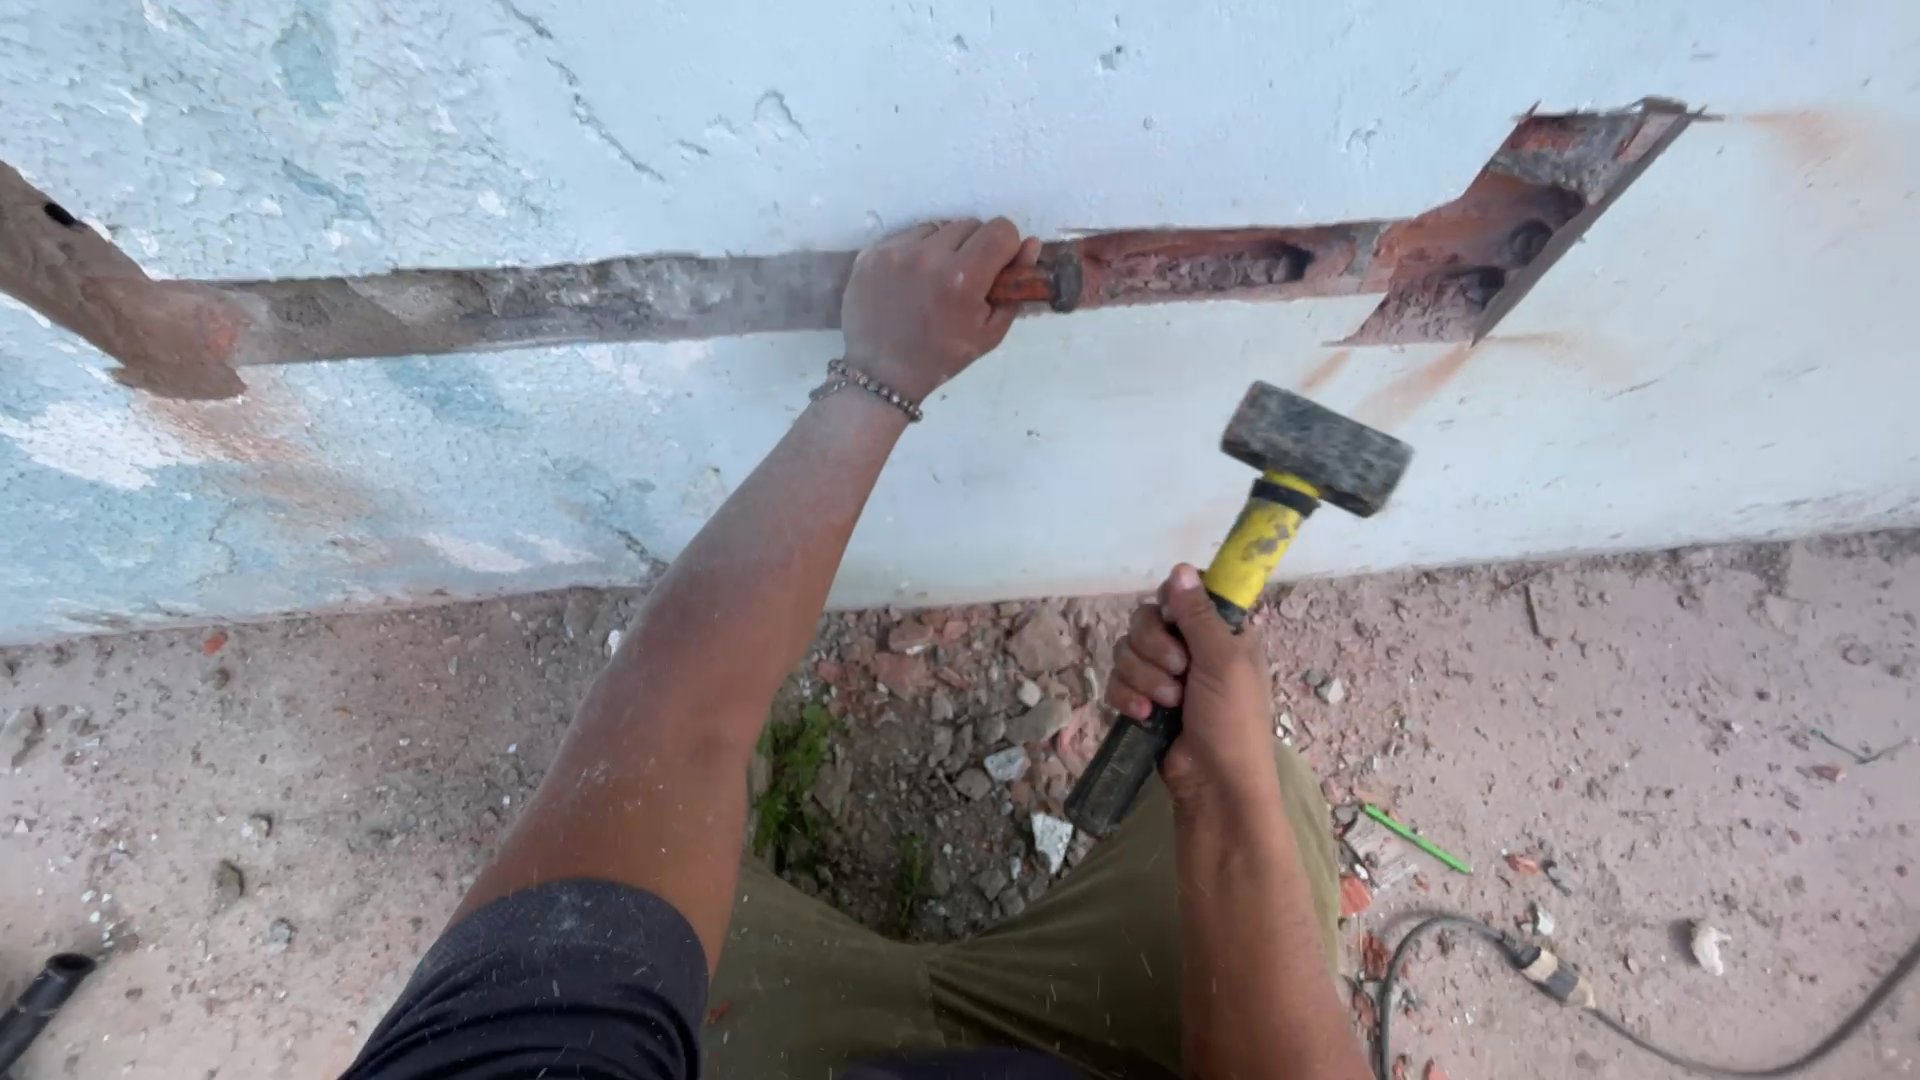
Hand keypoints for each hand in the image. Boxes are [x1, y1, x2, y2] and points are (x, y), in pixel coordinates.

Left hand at [839, 218, 1040, 401]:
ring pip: (936, 228)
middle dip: (974, 248)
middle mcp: (928, 256)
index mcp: (962, 278)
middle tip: (963, 280)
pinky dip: (914, 253)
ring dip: (942, 249)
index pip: (1000, 229)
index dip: (1004, 248)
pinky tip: (909, 282)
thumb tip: (1031, 244)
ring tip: (933, 282)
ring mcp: (895, 252)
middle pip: (969, 225)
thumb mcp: (990, 333)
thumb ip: (1015, 287)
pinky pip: (906, 237)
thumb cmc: (942, 358)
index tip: (996, 267)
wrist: (883, 374)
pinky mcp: (872, 253)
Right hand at [1107, 564, 1279, 809]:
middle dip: (1153, 648)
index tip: (1174, 622)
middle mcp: (1191, 646)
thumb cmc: (1233, 722)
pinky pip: (1116, 679)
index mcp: (1221, 632)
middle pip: (1147, 618)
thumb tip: (1180, 567)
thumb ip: (1199, 615)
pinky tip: (1143, 715)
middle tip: (1177, 672)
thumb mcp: (1224, 662)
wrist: (1213, 785)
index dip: (1171, 604)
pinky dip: (1127, 696)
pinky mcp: (1142, 698)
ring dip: (1142, 677)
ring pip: (1127, 649)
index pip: (1183, 593)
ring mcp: (1164, 674)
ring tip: (1165, 704)